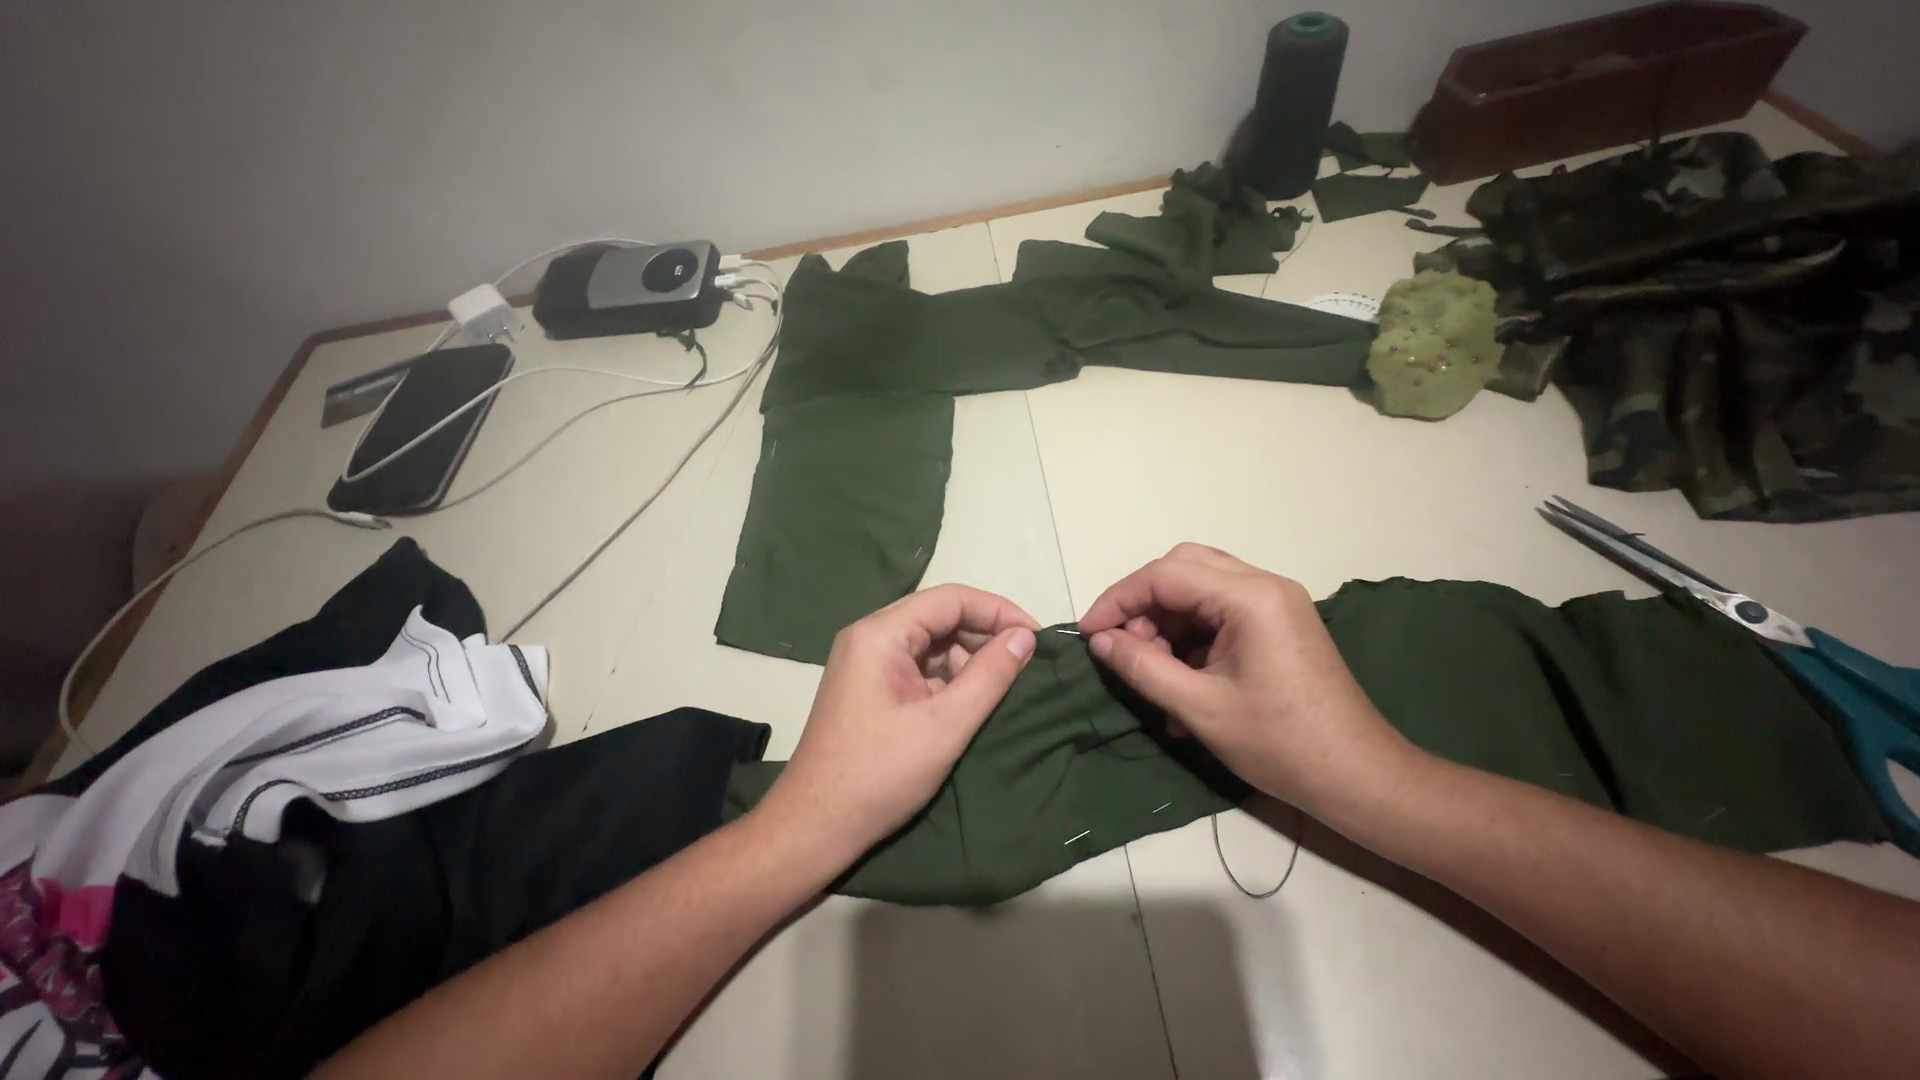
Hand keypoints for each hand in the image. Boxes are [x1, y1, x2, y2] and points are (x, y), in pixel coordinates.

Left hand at [754, 584, 1039, 867]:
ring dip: (968, 661)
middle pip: (939, 618)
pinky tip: (973, 704)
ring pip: (931, 645)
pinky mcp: (870, 691)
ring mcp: (867, 665)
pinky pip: (918, 670)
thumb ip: (989, 676)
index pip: (950, 599)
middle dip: (984, 637)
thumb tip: (1025, 637)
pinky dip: (949, 681)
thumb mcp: (945, 724)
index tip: (1036, 638)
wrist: (815, 827)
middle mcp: (870, 638)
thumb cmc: (879, 774)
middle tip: (1026, 667)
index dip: (998, 611)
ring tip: (1003, 690)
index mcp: (880, 634)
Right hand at [1078, 543, 1418, 818]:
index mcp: (1250, 597)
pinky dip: (1192, 639)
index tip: (1089, 634)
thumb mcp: (1200, 708)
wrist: (1358, 777)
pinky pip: (1221, 614)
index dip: (1119, 599)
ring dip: (1167, 624)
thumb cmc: (1279, 744)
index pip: (1166, 575)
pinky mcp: (1279, 626)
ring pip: (1201, 590)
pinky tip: (1179, 683)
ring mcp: (1276, 604)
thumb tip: (1101, 640)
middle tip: (1124, 647)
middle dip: (1144, 604)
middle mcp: (1265, 586)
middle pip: (1184, 568)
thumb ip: (1144, 667)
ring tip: (1150, 672)